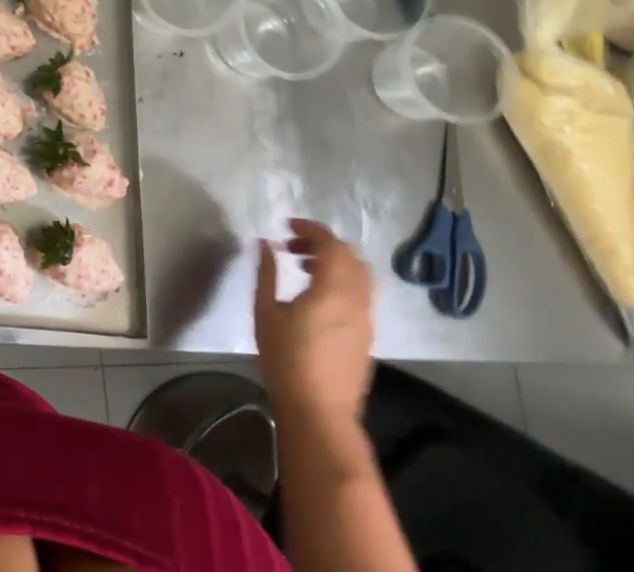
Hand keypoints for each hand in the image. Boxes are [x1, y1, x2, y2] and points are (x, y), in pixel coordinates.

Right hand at [254, 218, 375, 428]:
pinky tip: (317, 296)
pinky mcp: (367, 333)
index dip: (310, 229)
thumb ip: (267, 274)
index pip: (331, 245)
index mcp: (332, 291)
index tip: (286, 225)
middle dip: (322, 243)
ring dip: (335, 262)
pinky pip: (361, 293)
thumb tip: (266, 244)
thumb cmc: (286, 359)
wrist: (319, 409)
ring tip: (304, 269)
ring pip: (361, 275)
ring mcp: (367, 317)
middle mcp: (357, 299)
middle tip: (292, 246)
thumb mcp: (266, 313)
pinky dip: (343, 281)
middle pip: (350, 257)